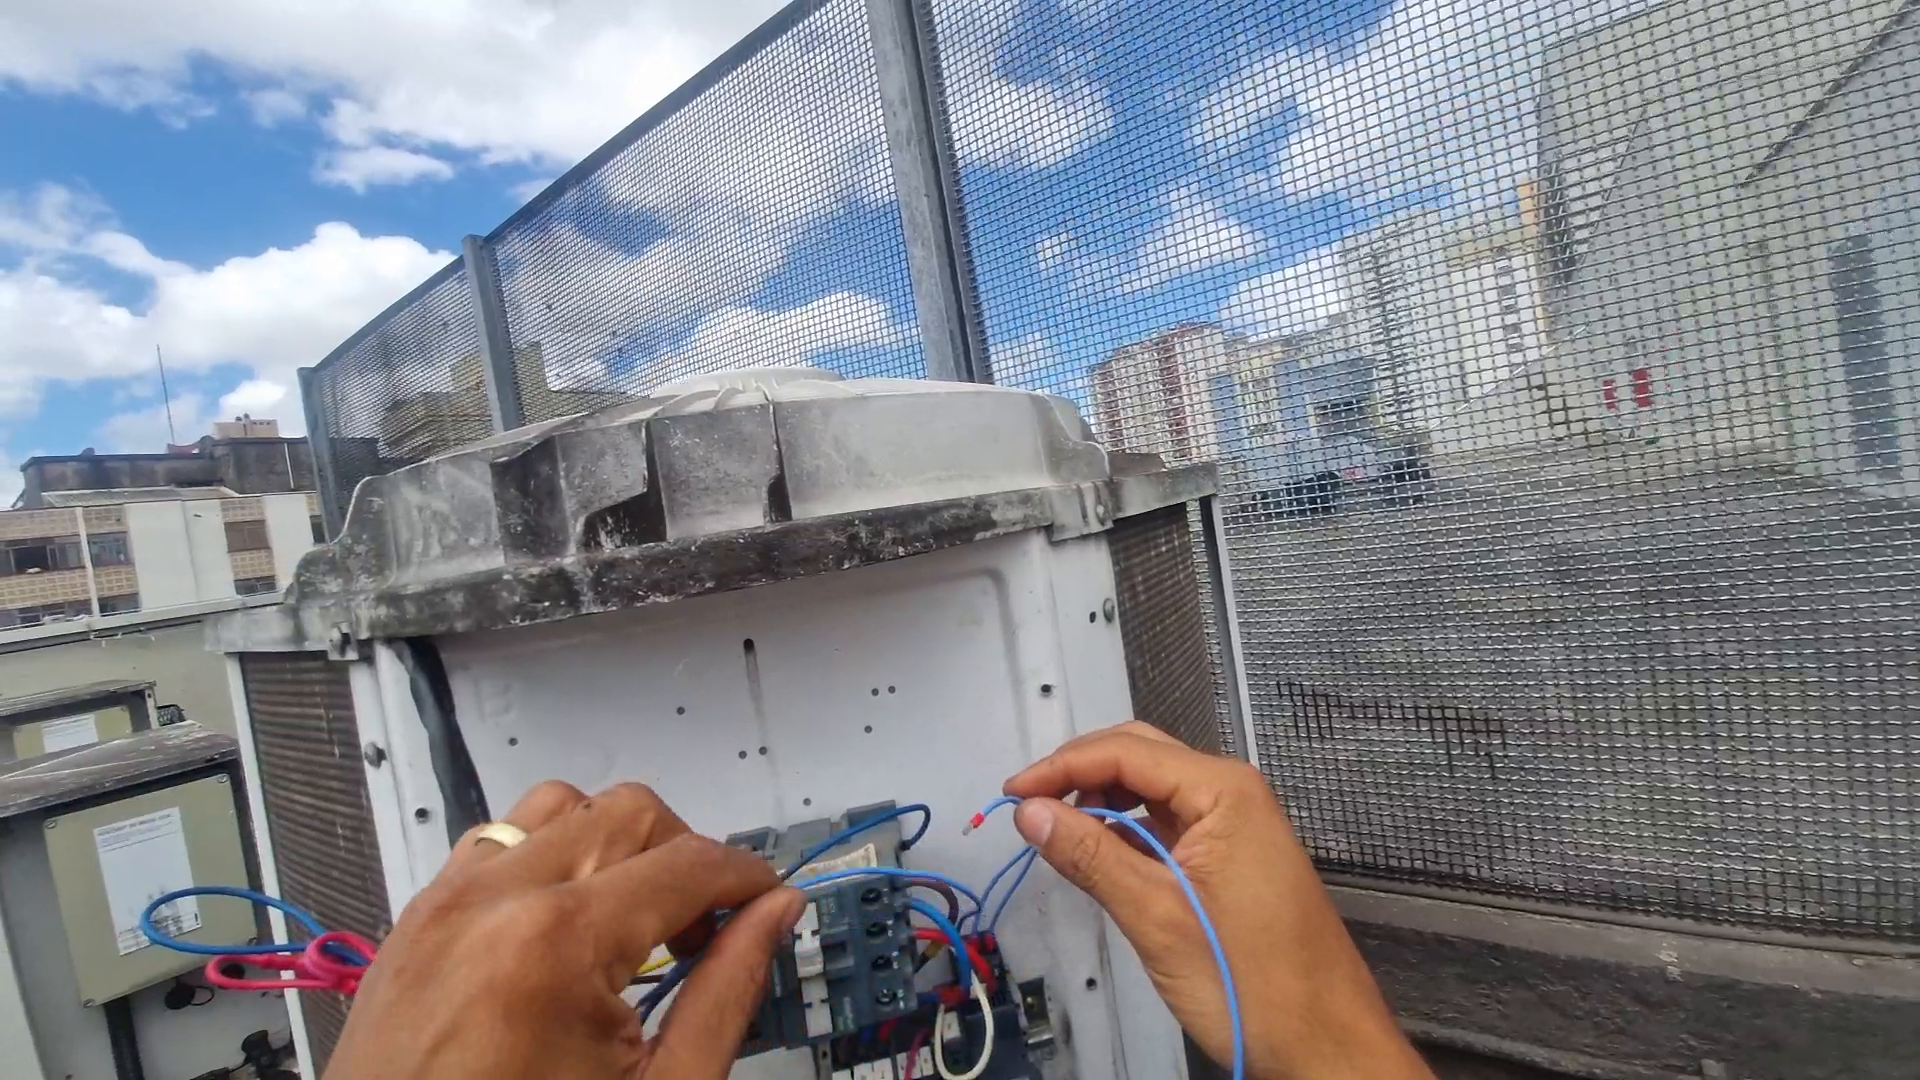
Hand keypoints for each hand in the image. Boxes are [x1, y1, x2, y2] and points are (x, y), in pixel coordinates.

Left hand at [327, 781, 803, 1078]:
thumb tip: (778, 910)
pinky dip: (551, 854)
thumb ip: (730, 988)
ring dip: (615, 843)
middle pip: (632, 811)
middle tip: (699, 928)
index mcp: (556, 943)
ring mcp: (443, 906)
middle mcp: (494, 900)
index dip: (746, 878)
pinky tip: (564, 921)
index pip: (689, 862)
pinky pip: (500, 839)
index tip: (765, 902)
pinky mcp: (413, 925)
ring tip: (629, 915)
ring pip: (564, 804)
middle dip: (686, 855)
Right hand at [1004, 722, 1432, 1079]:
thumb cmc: (1254, 985)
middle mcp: (1230, 790)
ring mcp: (1232, 819)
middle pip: (1137, 754)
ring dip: (1100, 795)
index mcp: (1222, 789)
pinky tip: (1100, 847)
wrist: (1331, 1052)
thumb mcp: (1157, 916)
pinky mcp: (1229, 849)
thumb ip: (1090, 854)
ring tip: (1059, 826)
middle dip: (1079, 771)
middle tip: (1030, 802)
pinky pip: (1165, 816)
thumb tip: (1029, 811)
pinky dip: (1124, 823)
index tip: (1012, 791)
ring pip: (1149, 783)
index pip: (1124, 752)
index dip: (1061, 766)